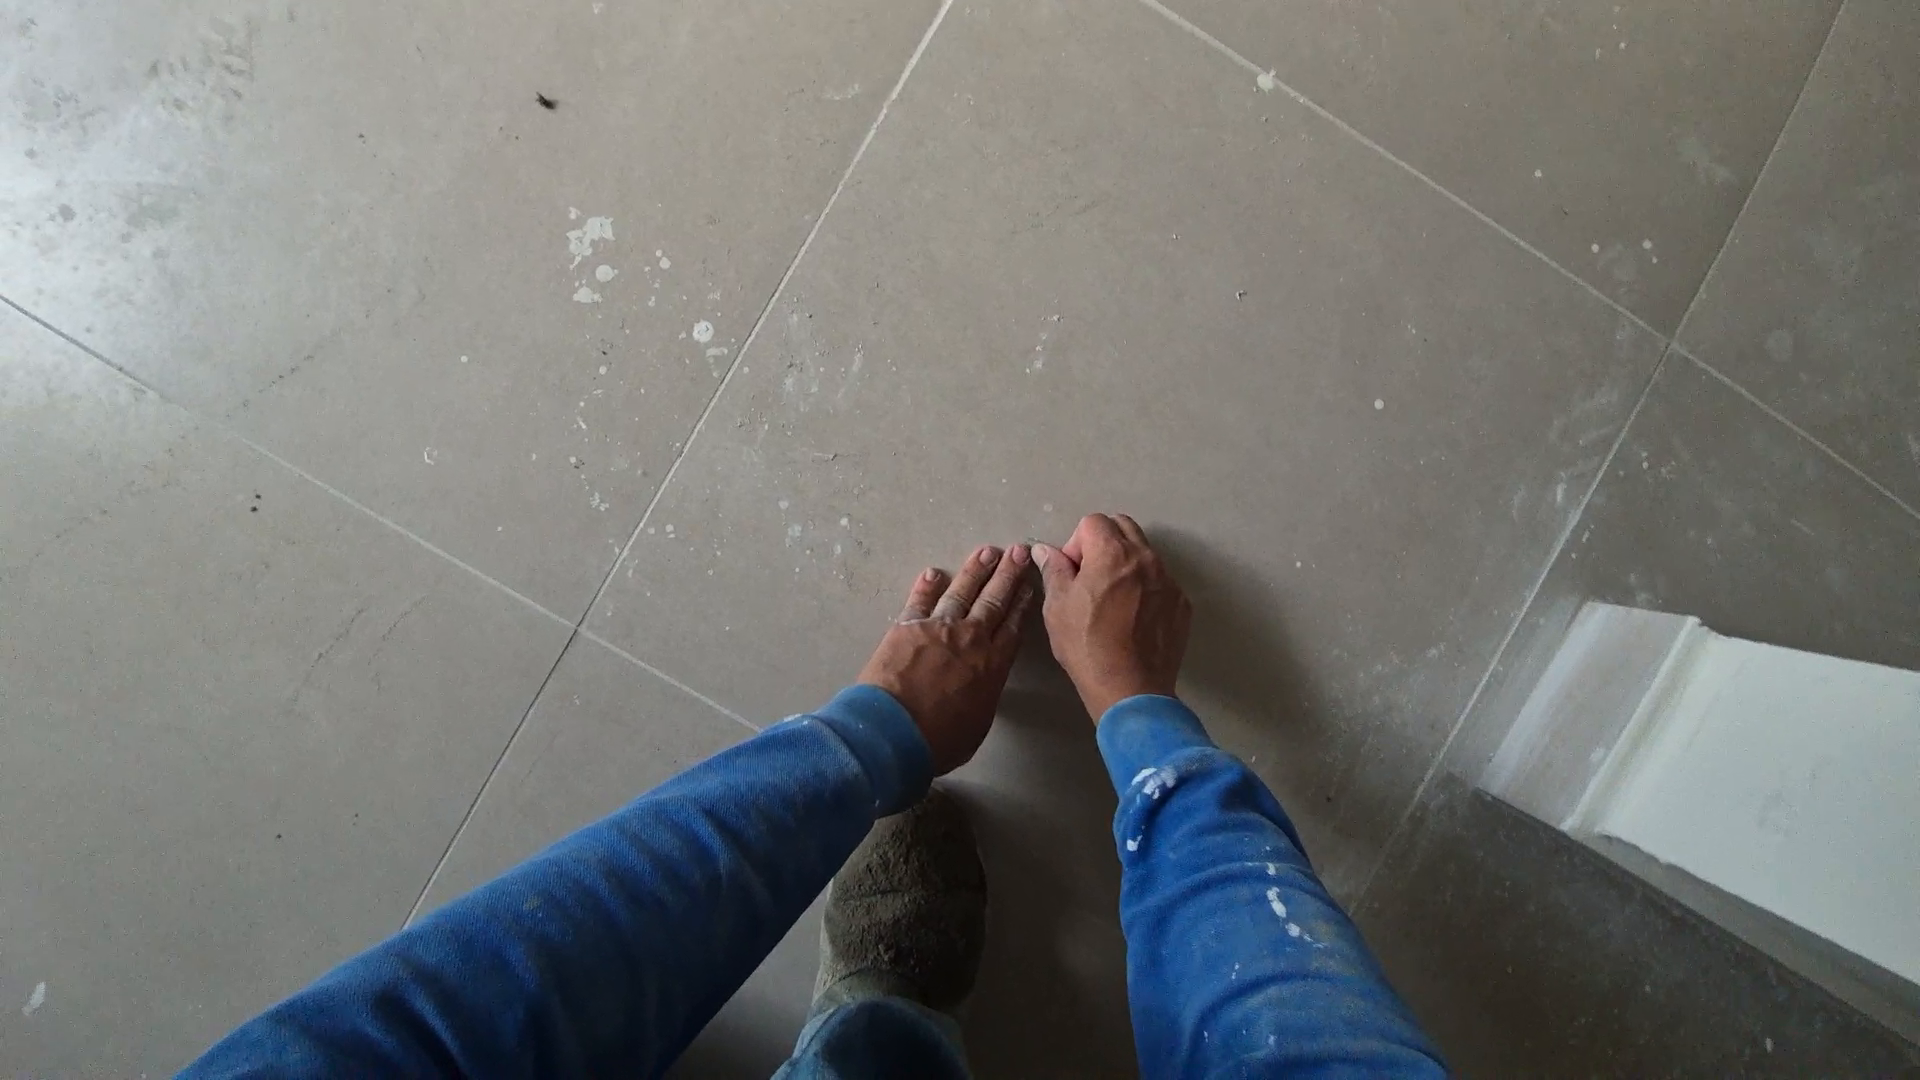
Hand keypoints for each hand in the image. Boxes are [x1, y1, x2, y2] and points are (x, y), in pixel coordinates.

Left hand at [857, 544, 1034, 773]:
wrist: (894, 731)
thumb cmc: (938, 740)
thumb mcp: (975, 726)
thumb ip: (981, 700)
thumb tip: (978, 690)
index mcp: (992, 666)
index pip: (1013, 627)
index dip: (1021, 605)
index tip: (1029, 587)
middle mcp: (970, 639)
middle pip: (994, 601)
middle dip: (1008, 575)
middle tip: (1018, 552)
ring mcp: (938, 628)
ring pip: (962, 592)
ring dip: (975, 571)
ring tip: (987, 551)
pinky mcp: (908, 626)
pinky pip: (920, 601)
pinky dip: (927, 586)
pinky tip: (933, 573)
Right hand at [1034, 514, 1191, 722]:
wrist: (1131, 689)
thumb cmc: (1086, 646)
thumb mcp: (1057, 607)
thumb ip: (1053, 570)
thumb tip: (1045, 551)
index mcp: (1113, 553)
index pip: (1093, 521)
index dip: (1076, 543)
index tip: (1072, 572)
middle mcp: (1146, 558)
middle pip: (1124, 527)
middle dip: (1103, 542)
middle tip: (1089, 576)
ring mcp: (1169, 581)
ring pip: (1144, 553)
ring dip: (1125, 563)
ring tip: (1111, 600)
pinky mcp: (1181, 604)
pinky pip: (1160, 581)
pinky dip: (1144, 587)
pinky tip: (1132, 619)